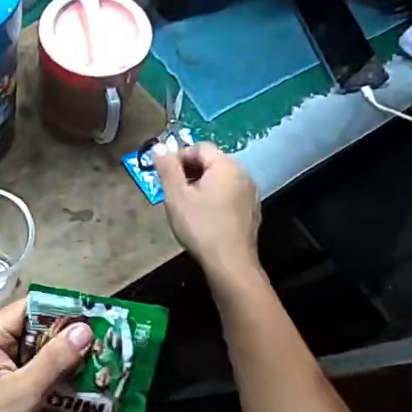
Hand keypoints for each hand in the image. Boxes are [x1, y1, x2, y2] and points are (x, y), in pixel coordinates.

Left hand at [0, 300, 90, 411]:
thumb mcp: (24, 392)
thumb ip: (55, 359)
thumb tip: (85, 328)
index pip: (30, 308)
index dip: (62, 311)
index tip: (97, 317)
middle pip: (37, 327)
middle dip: (68, 336)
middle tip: (105, 341)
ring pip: (39, 350)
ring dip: (65, 357)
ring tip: (101, 359)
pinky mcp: (6, 384)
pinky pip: (35, 370)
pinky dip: (56, 374)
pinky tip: (82, 380)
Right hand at [155, 143, 261, 279]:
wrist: (230, 264)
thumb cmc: (201, 227)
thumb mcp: (176, 196)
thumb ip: (167, 168)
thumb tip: (159, 147)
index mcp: (226, 165)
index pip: (200, 147)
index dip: (179, 156)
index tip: (164, 174)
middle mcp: (243, 173)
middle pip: (213, 161)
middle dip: (190, 170)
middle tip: (173, 189)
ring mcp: (251, 193)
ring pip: (222, 178)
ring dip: (202, 184)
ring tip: (187, 203)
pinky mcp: (252, 210)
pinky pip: (230, 194)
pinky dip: (216, 197)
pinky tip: (206, 216)